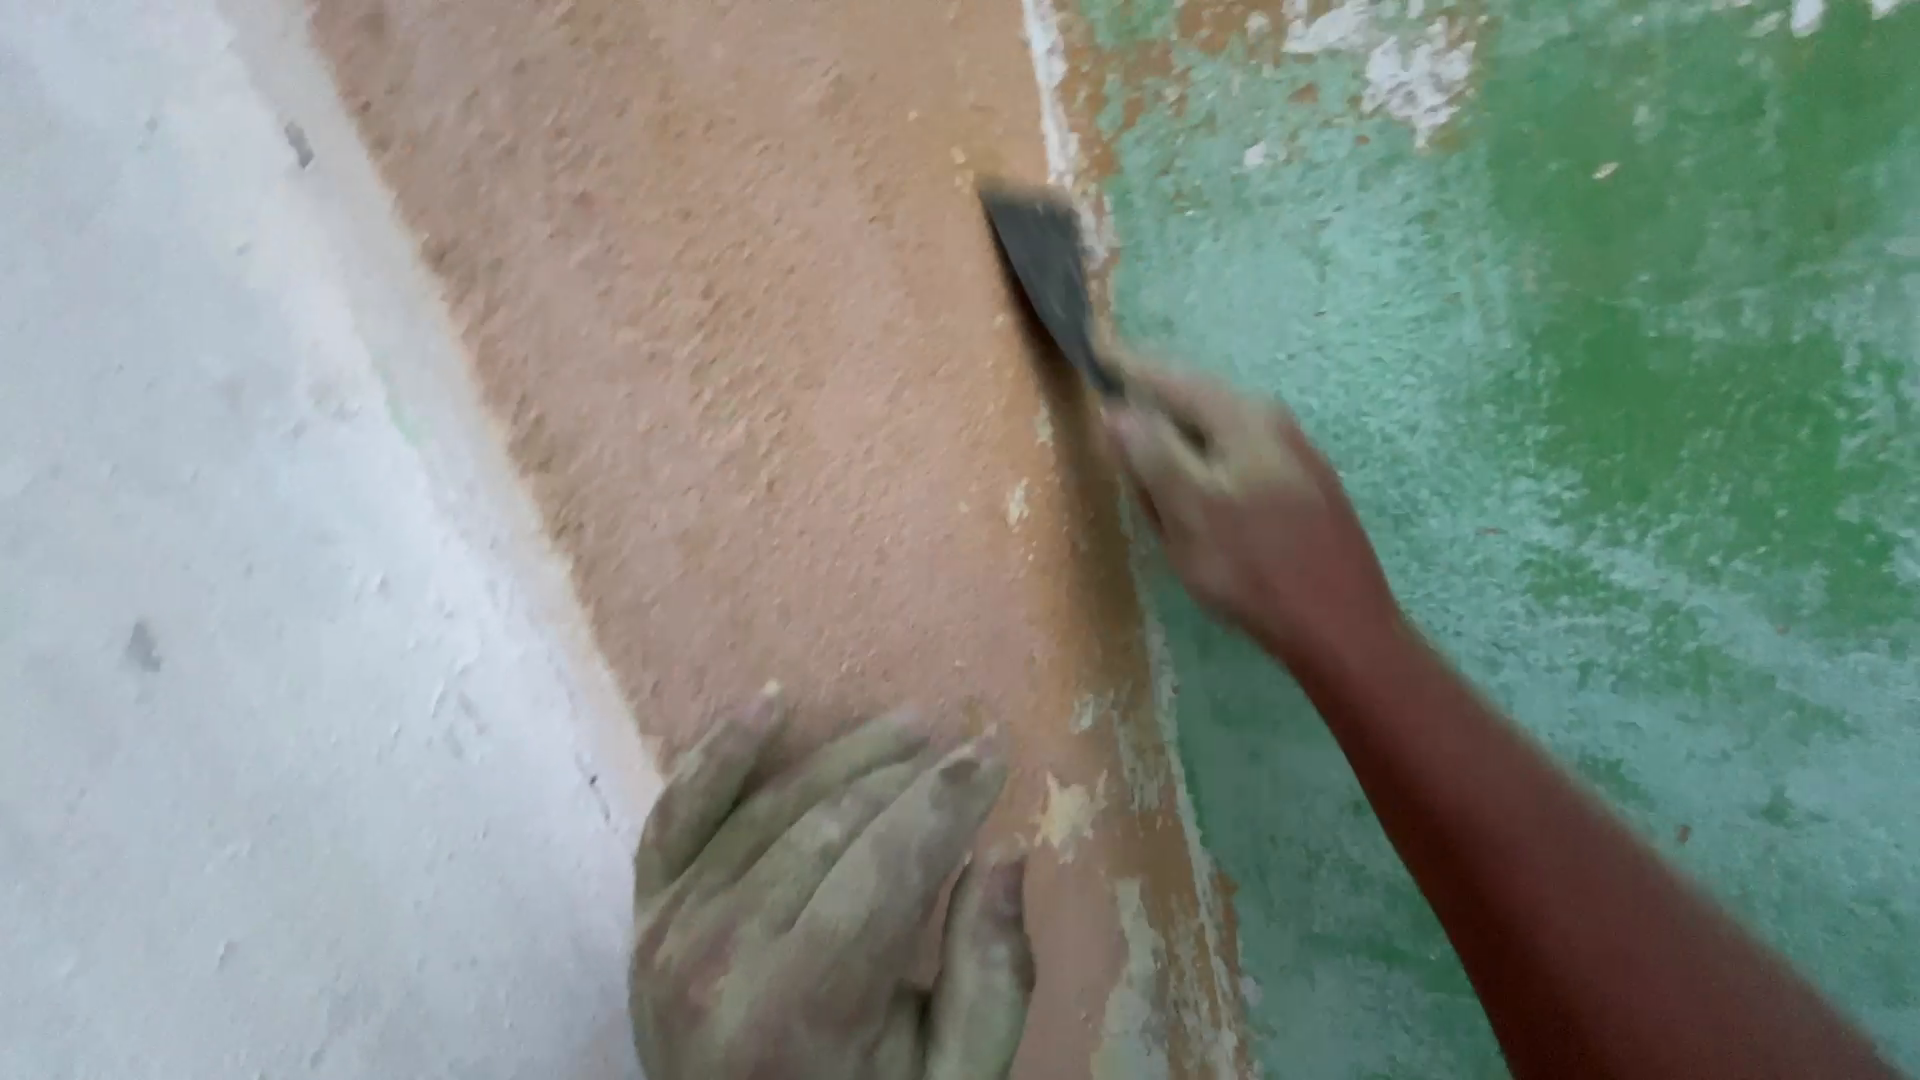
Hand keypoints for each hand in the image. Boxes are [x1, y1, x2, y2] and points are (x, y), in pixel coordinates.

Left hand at [628, 687, 1032, 1079]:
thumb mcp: (955, 1077)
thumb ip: (991, 975)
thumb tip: (1005, 850)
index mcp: (799, 1014)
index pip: (888, 866)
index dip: (948, 799)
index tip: (994, 749)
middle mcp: (720, 959)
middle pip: (836, 825)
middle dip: (913, 776)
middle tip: (965, 744)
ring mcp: (671, 928)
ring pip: (778, 803)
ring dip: (852, 752)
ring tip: (912, 725)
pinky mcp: (648, 910)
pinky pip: (681, 808)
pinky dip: (724, 748)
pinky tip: (772, 701)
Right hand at [1101, 359, 1400, 667]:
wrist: (1342, 627)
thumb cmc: (1254, 566)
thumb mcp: (1188, 509)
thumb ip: (1150, 453)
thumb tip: (1117, 410)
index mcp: (1244, 419)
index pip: (1173, 380)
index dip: (1129, 369)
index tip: (1096, 352)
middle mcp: (1273, 425)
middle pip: (1193, 412)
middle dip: (1155, 439)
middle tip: (1140, 493)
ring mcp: (1293, 459)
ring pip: (1214, 448)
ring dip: (1180, 474)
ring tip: (1173, 527)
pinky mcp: (1301, 493)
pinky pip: (1234, 473)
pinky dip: (1206, 490)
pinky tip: (1210, 534)